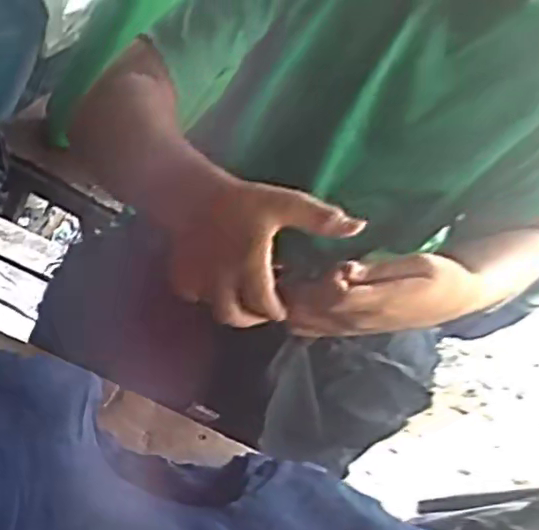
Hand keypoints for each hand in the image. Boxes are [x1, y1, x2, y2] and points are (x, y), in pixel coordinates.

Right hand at [162, 176, 366, 327]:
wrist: (193, 202)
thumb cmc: (243, 203)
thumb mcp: (289, 204)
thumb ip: (321, 220)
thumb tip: (358, 228)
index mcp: (249, 266)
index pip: (262, 303)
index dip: (274, 311)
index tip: (283, 311)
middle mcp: (220, 282)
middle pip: (231, 316)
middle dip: (248, 319)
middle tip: (261, 313)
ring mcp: (197, 283)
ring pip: (213, 307)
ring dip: (229, 306)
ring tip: (241, 296)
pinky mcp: (181, 280)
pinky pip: (195, 297)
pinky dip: (206, 296)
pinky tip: (215, 284)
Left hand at [283, 254, 494, 336]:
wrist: (449, 304)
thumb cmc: (440, 277)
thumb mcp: (421, 264)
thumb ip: (379, 269)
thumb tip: (344, 270)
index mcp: (379, 303)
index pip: (335, 298)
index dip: (324, 282)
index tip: (334, 266)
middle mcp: (354, 321)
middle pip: (308, 312)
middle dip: (297, 292)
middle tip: (299, 271)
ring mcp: (343, 329)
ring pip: (299, 323)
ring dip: (290, 304)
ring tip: (295, 282)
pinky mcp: (338, 332)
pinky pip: (304, 328)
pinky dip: (292, 314)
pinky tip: (295, 297)